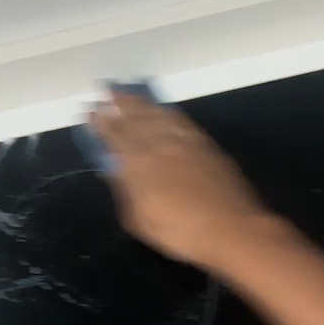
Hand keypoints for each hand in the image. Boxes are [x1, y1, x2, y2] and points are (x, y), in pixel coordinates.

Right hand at [89, 89, 298, 272]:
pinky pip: (179, 120)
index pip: (114, 136)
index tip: (90, 110)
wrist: (233, 229)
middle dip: (117, 105)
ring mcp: (182, 141)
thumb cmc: (181, 231)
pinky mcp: (203, 144)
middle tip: (106, 92)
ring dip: (139, 102)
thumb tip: (112, 169)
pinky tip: (161, 108)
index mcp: (138, 164)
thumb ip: (124, 190)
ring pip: (156, 115)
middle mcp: (158, 145)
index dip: (101, 122)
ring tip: (127, 93)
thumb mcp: (140, 219)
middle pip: (134, 119)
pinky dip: (166, 111)